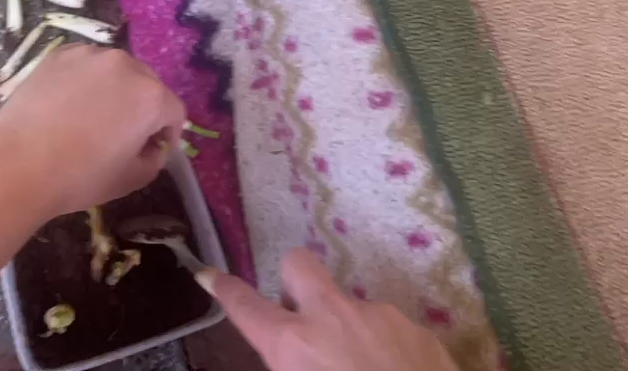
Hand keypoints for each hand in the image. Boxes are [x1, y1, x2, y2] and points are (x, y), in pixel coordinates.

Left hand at [0, 43, 185, 215]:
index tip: (150, 150)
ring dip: (113, 89)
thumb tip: (151, 145)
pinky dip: (83, 80)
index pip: (173, 111)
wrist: (18, 162)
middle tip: (121, 134)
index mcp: (150, 96)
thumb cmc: (80, 176)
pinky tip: (66, 104)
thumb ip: (154, 158)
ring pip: (114, 70)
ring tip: (90, 117)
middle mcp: (125, 64)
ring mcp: (89, 54)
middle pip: (146, 84)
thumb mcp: (130, 179)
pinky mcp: (59, 53)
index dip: (166, 133)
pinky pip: (84, 64)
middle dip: (141, 107)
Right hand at [203, 248, 460, 370]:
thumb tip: (286, 354)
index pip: (245, 306)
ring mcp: (378, 317)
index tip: (208, 275)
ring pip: (349, 305)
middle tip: (303, 321)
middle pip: (297, 265)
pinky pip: (390, 329)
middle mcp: (331, 317)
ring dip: (348, 330)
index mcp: (294, 346)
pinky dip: (388, 350)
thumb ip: (287, 362)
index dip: (224, 289)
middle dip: (293, 283)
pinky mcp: (419, 329)